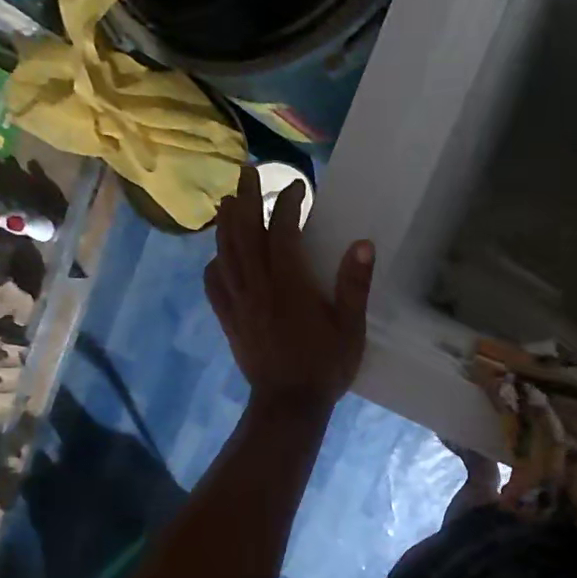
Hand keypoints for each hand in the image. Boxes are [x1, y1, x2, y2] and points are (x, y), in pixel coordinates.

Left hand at [205, 167, 372, 415]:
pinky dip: (214, 264)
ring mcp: (238, 303)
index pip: (282, 231)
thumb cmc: (324, 366)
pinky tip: (217, 256)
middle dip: (246, 198)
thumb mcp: (350, 328)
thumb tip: (363, 244)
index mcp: (289, 284)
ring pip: (225, 254)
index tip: (296, 186)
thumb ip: (354, 285)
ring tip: (228, 201)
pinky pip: (214, 285)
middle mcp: (258, 286)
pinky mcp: (228, 319)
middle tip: (247, 172)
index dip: (286, 203)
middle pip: (245, 233)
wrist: (287, 405)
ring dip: (226, 224)